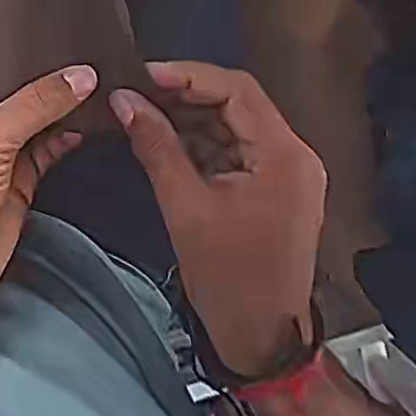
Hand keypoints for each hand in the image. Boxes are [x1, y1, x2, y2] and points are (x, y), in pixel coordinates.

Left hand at [0, 65, 97, 368]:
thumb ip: (34, 105)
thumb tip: (80, 76)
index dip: (24, 53)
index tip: (61, 32)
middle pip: (20, 97)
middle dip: (50, 81)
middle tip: (89, 54)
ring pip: (37, 125)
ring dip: (63, 110)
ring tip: (97, 86)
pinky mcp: (17, 188)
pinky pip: (47, 154)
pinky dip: (67, 141)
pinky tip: (84, 126)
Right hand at [111, 62, 326, 376]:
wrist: (261, 339)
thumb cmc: (228, 277)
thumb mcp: (185, 206)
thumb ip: (155, 145)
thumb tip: (123, 99)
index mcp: (283, 155)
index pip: (237, 90)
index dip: (188, 75)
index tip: (144, 75)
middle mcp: (293, 154)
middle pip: (236, 102)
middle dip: (185, 94)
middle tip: (137, 93)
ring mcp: (285, 171)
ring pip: (232, 122)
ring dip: (189, 116)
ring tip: (143, 112)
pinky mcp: (272, 186)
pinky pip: (233, 147)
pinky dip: (199, 140)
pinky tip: (164, 138)